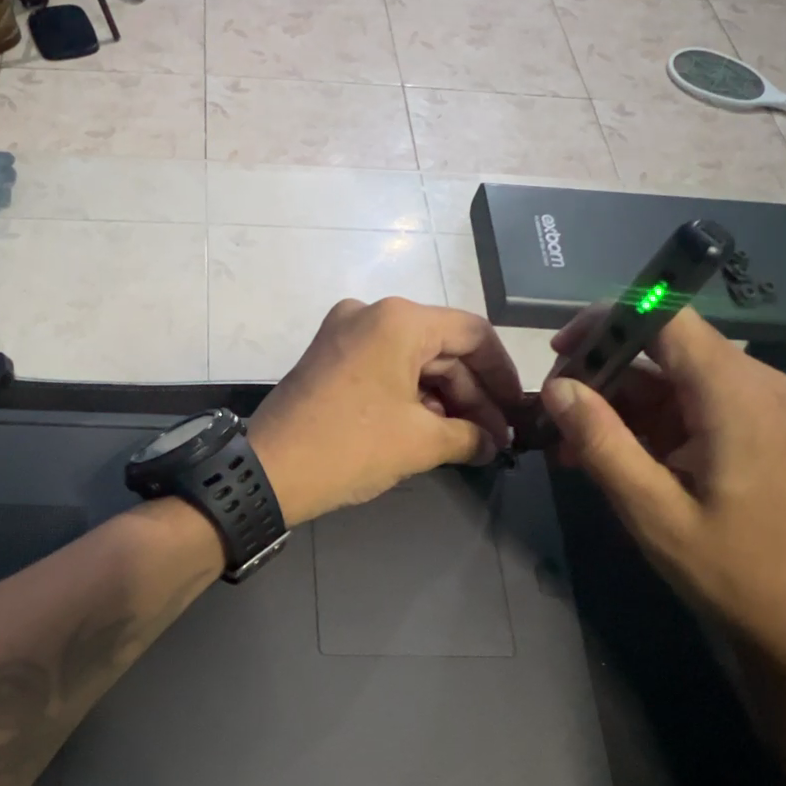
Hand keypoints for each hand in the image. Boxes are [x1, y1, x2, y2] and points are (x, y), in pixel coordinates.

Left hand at [247, 298, 520, 526]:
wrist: (266, 472)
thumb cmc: (350, 448)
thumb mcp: (420, 443)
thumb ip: (469, 436)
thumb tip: (493, 443)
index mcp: (398, 320)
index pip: (473, 334)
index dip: (503, 374)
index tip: (519, 411)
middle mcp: (370, 313)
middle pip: (442, 349)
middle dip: (473, 395)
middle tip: (497, 439)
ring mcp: (343, 334)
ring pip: (413, 362)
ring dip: (444, 401)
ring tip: (470, 442)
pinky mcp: (328, 359)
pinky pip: (383, 370)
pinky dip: (411, 398)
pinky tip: (433, 432)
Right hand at [541, 306, 785, 681]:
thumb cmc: (731, 569)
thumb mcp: (651, 509)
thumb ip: (602, 441)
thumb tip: (557, 387)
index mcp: (735, 393)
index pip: (664, 317)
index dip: (605, 321)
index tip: (555, 353)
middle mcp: (752, 384)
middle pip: (661, 348)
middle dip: (599, 373)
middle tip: (551, 415)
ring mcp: (754, 407)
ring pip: (666, 380)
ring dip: (614, 405)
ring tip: (566, 447)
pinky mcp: (748, 430)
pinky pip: (683, 407)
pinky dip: (639, 425)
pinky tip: (601, 458)